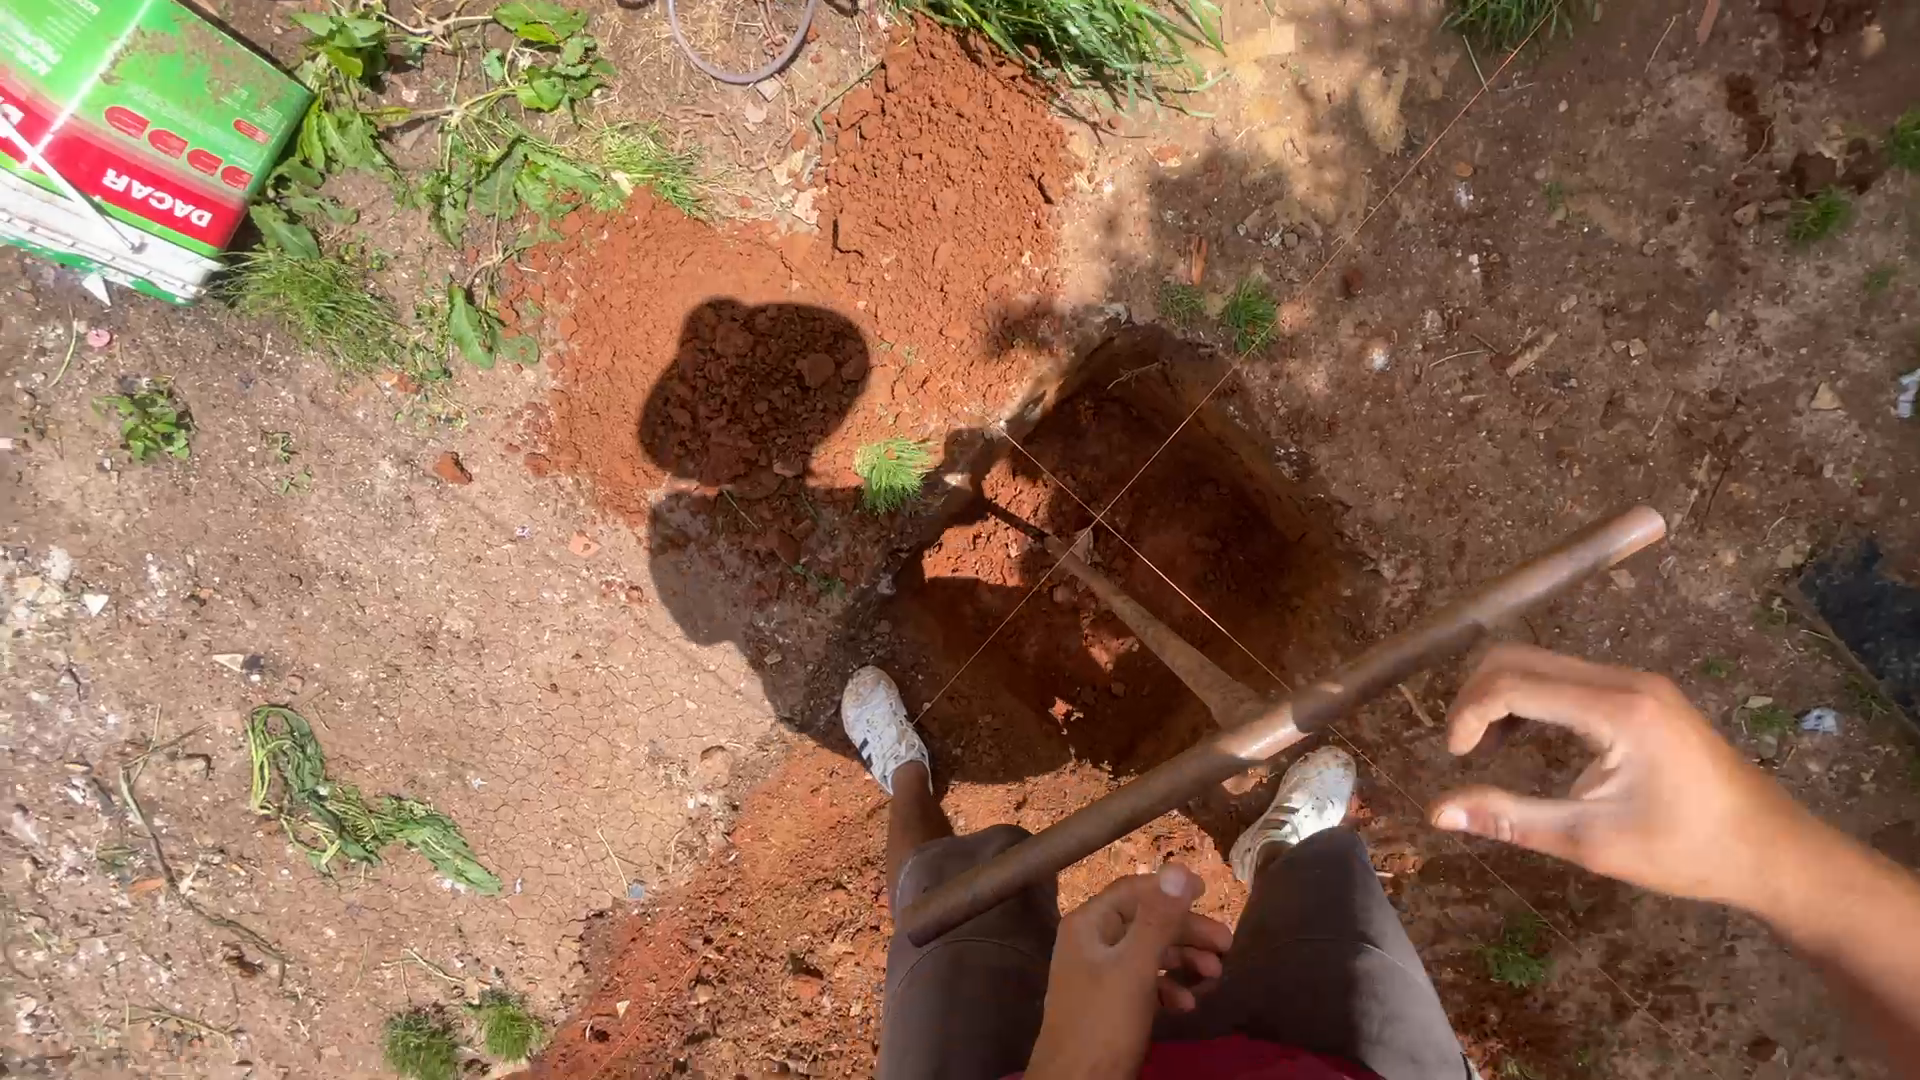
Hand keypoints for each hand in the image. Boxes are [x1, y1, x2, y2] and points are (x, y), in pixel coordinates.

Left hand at [1025, 863, 1231, 1079]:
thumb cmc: (1103, 1024)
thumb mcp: (1134, 969)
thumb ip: (1157, 920)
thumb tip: (1177, 869)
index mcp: (1088, 924)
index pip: (1133, 891)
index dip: (1169, 889)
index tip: (1208, 892)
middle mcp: (1090, 942)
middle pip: (1143, 922)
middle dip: (1184, 930)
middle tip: (1227, 944)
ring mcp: (1097, 974)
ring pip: (1146, 953)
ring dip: (1181, 959)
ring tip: (1216, 974)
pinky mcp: (1108, 1005)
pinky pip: (1142, 983)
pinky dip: (1166, 987)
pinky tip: (1187, 1004)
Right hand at [1428, 644, 1814, 907]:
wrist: (1782, 856)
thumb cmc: (1688, 852)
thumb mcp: (1590, 842)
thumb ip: (1509, 820)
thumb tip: (1435, 813)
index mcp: (1617, 711)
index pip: (1511, 684)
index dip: (1468, 714)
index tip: (1457, 756)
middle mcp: (1623, 680)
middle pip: (1514, 658)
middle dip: (1474, 698)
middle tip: (1465, 747)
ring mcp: (1632, 681)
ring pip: (1532, 661)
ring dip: (1495, 695)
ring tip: (1487, 746)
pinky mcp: (1635, 690)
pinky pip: (1557, 674)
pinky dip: (1524, 697)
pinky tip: (1520, 736)